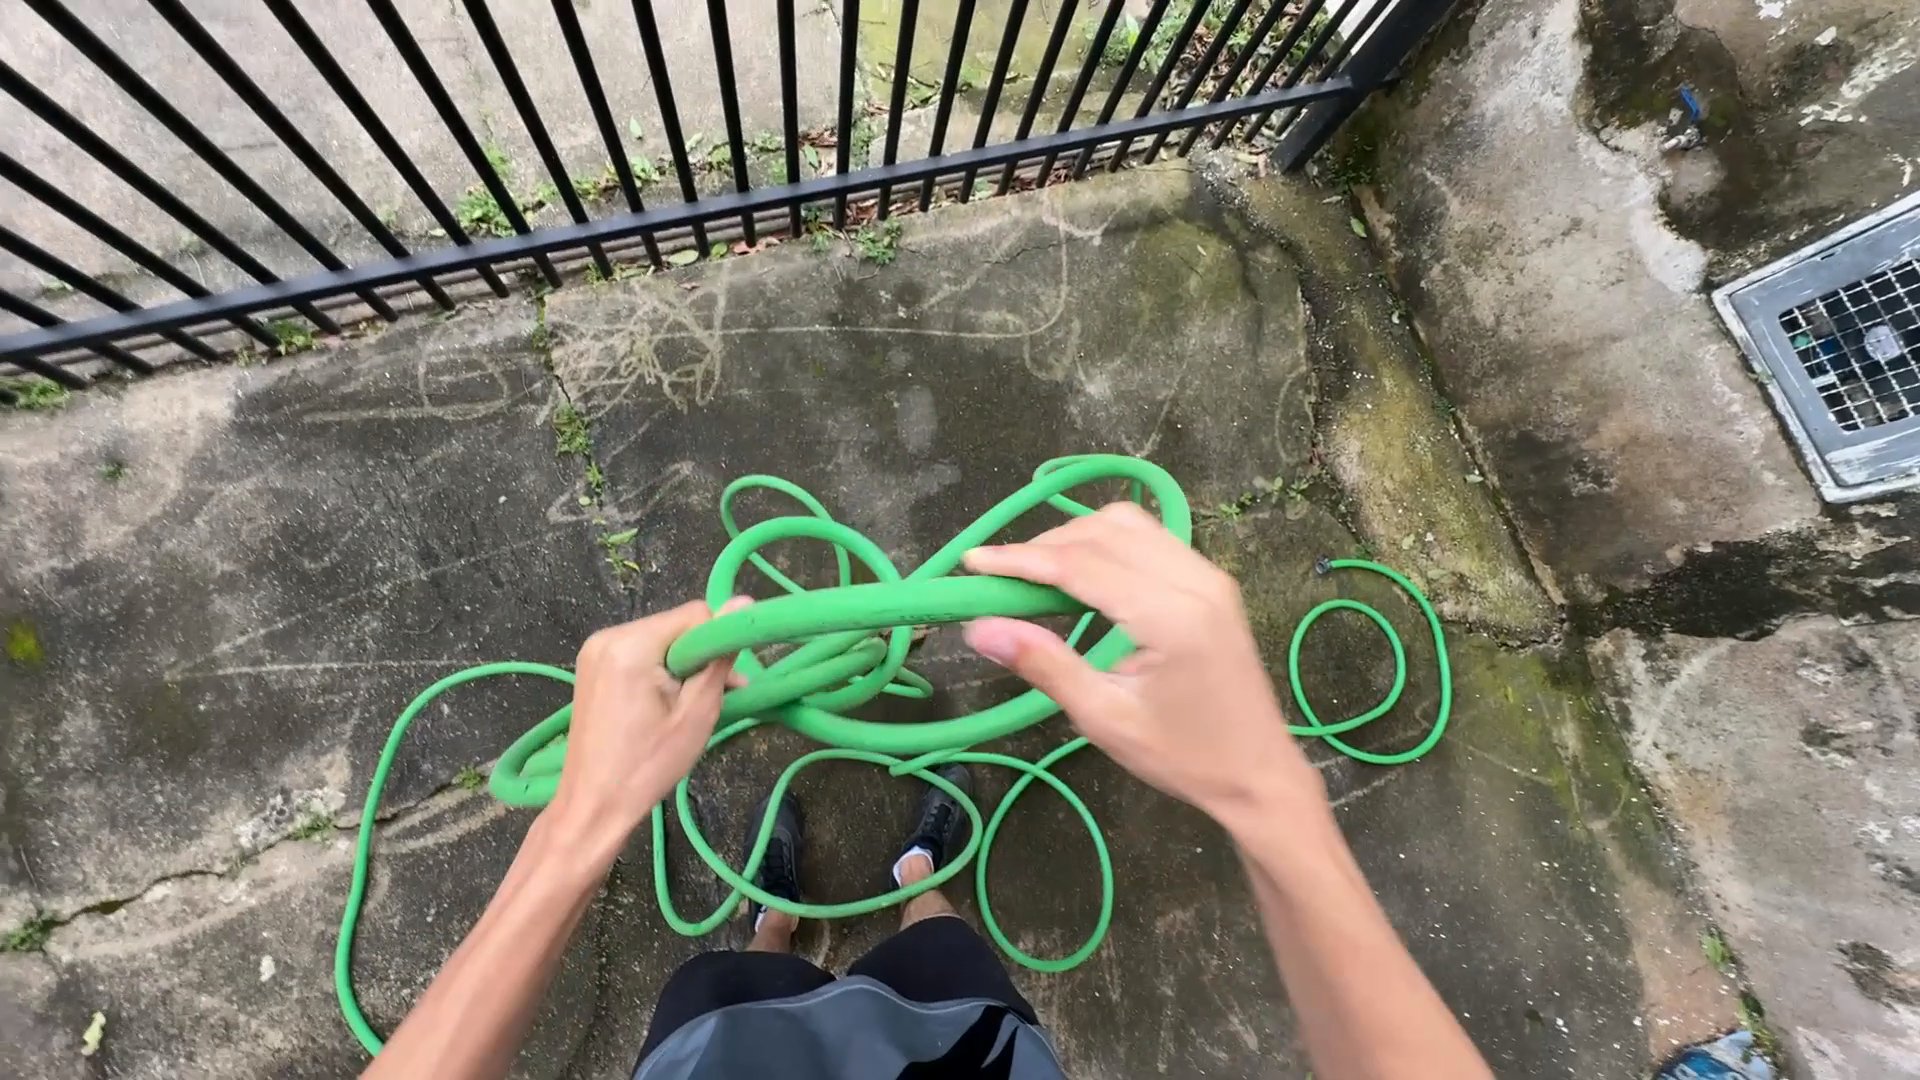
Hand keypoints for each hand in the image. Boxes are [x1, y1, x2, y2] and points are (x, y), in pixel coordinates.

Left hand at [549, 598, 746, 842]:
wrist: (593, 807)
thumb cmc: (649, 764)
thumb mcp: (698, 710)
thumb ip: (720, 654)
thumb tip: (744, 601)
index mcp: (630, 645)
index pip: (695, 614)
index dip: (719, 641)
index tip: (728, 679)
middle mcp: (607, 637)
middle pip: (677, 626)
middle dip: (702, 655)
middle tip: (718, 695)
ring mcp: (595, 651)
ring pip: (662, 639)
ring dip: (685, 665)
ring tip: (695, 703)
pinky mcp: (593, 666)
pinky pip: (642, 652)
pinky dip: (663, 670)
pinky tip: (671, 701)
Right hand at [962, 503, 1323, 827]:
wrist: (1260, 774)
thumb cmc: (1183, 756)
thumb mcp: (1105, 718)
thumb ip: (1043, 664)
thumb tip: (979, 628)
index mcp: (1171, 615)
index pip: (1082, 564)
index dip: (1021, 559)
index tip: (972, 562)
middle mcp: (1195, 580)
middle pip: (1103, 532)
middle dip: (1043, 546)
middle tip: (999, 576)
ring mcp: (1208, 575)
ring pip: (1128, 525)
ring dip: (1075, 537)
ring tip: (1035, 572)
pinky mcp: (1211, 581)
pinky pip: (1149, 538)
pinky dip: (1106, 542)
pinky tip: (1083, 571)